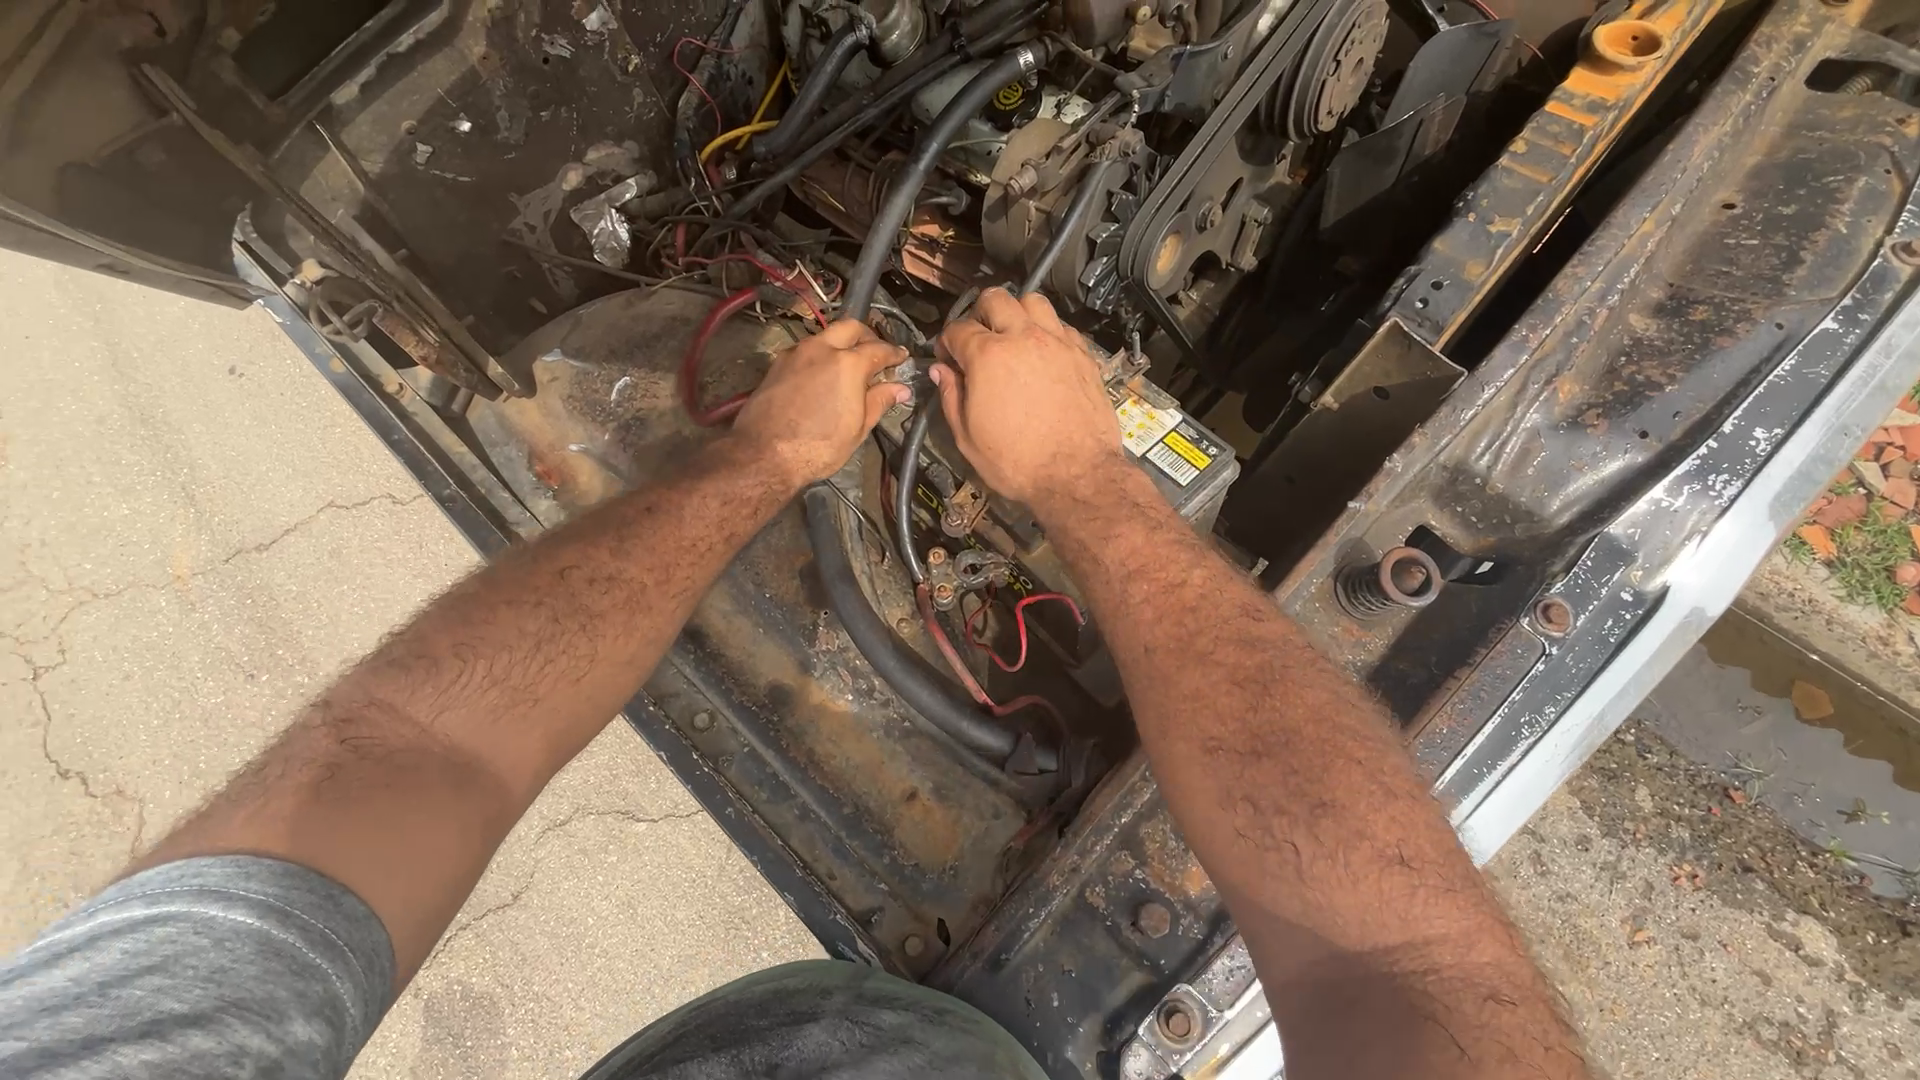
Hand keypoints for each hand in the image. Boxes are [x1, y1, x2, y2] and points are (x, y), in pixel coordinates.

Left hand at [732, 319, 908, 487]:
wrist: (764, 455)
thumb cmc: (817, 447)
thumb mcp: (858, 428)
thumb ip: (879, 401)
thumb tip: (900, 389)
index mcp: (848, 363)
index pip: (879, 349)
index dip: (894, 354)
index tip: (902, 358)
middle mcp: (821, 349)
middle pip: (850, 327)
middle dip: (867, 336)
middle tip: (876, 354)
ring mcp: (796, 354)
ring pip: (824, 336)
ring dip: (840, 344)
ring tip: (849, 366)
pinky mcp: (777, 365)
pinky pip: (805, 350)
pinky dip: (820, 356)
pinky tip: (822, 376)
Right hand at [933, 288, 1123, 507]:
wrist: (1076, 476)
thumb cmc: (1020, 463)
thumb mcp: (968, 438)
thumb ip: (951, 398)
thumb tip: (942, 373)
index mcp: (989, 357)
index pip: (958, 329)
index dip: (947, 343)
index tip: (948, 358)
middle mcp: (1024, 339)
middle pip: (996, 299)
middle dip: (979, 314)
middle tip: (977, 337)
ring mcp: (1058, 343)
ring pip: (1033, 301)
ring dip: (1017, 312)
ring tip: (1012, 335)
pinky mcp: (1083, 356)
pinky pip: (1062, 325)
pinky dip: (1047, 331)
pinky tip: (1041, 353)